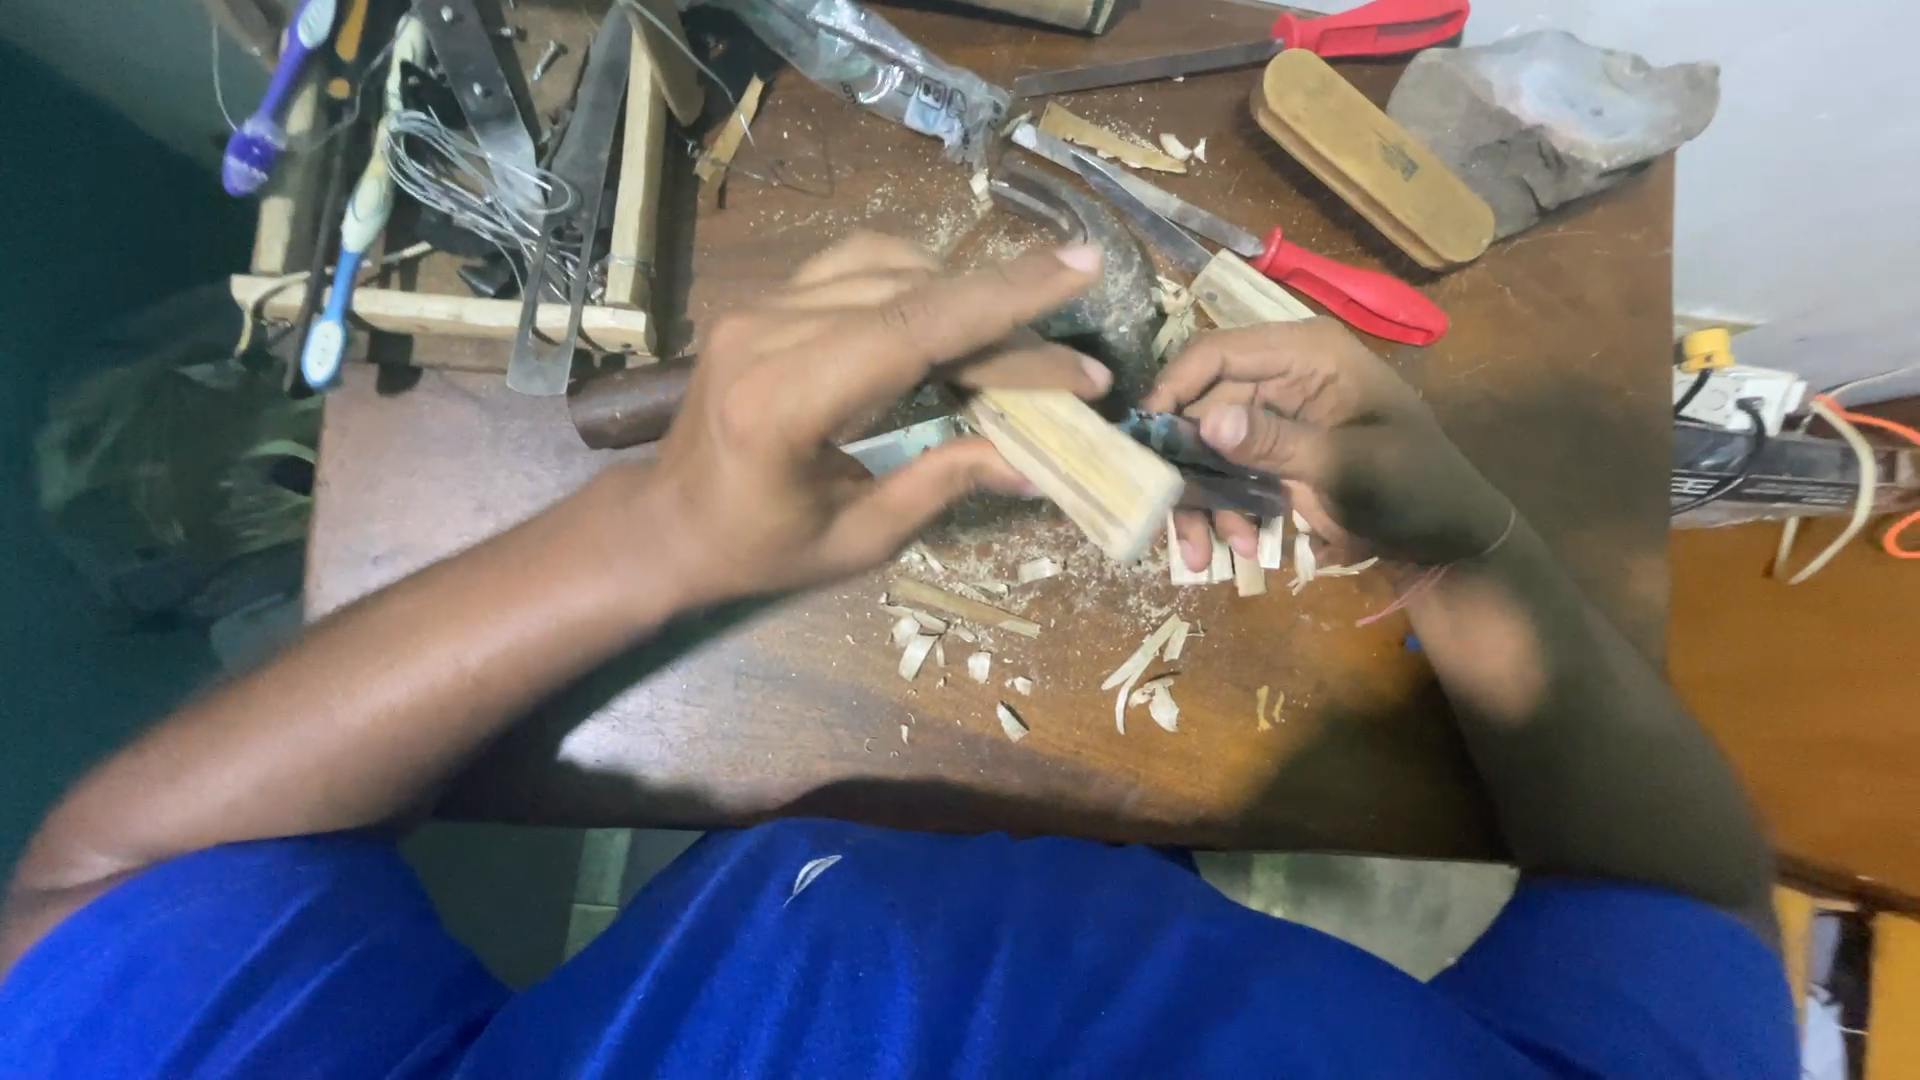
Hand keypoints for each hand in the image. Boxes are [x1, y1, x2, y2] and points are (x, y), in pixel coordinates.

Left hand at [637, 233, 1109, 605]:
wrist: (668, 523)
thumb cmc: (757, 551)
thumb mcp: (856, 538)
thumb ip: (941, 486)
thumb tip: (1032, 461)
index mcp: (783, 402)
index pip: (912, 329)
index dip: (1002, 301)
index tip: (1080, 271)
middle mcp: (766, 333)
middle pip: (913, 295)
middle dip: (1007, 305)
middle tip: (1079, 321)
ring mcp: (759, 306)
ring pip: (890, 266)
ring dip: (966, 295)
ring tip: (1022, 333)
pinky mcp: (764, 301)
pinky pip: (857, 265)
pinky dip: (920, 280)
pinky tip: (952, 308)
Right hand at [1142, 318, 1511, 570]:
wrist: (1444, 539)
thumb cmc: (1414, 489)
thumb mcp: (1350, 467)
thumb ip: (1277, 443)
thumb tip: (1207, 423)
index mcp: (1306, 355)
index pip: (1215, 353)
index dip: (1172, 390)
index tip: (1142, 441)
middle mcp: (1278, 378)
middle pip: (1198, 409)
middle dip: (1184, 469)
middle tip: (1169, 519)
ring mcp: (1269, 419)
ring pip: (1201, 451)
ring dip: (1199, 502)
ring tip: (1207, 552)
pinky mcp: (1264, 456)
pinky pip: (1220, 477)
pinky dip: (1218, 513)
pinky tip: (1236, 547)